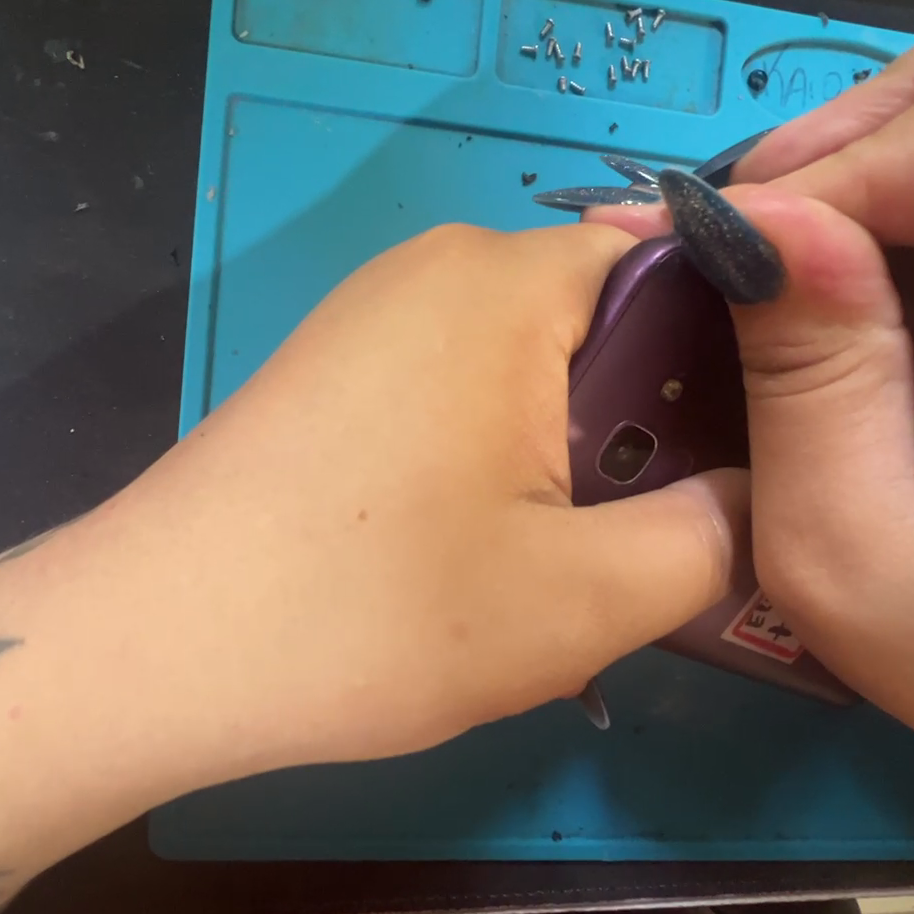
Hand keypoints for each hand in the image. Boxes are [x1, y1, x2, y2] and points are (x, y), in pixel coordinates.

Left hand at [91, 223, 747, 773]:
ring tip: (547, 553)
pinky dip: (495, 453)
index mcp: (507, 281)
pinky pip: (459, 385)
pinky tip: (466, 540)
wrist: (153, 647)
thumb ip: (713, 535)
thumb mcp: (584, 597)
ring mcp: (373, 313)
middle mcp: (437, 267)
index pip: (677, 270)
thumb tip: (760, 494)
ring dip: (566, 451)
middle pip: (601, 320)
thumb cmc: (371, 614)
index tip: (724, 469)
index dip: (726, 367)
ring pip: (530, 362)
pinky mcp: (335, 367)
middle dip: (640, 425)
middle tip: (630, 538)